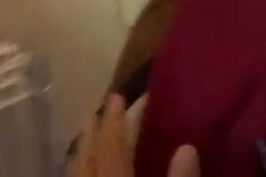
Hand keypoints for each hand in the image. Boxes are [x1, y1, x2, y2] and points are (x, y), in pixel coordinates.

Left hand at [73, 94, 199, 176]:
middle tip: (98, 110)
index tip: (116, 96)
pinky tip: (90, 172)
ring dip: (84, 153)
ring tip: (90, 136)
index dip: (114, 122)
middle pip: (88, 160)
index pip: (111, 149)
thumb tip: (187, 147)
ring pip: (78, 175)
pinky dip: (83, 174)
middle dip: (93, 134)